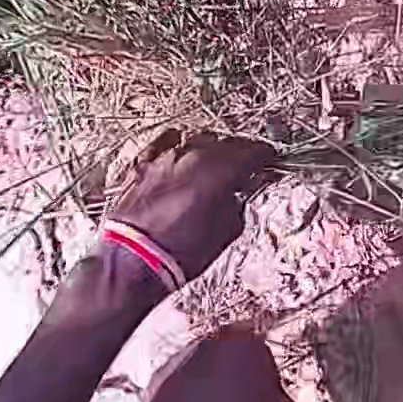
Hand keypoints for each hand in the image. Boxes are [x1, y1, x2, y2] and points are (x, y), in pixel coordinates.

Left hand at [107, 129, 275, 282]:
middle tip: (245, 164)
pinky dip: (176, 146)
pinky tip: (179, 152)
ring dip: (209, 150)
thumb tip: (238, 195)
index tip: (269, 159)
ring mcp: (166, 157)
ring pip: (196, 140)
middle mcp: (193, 157)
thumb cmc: (180, 253)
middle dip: (239, 153)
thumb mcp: (225, 233)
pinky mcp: (143, 164)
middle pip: (225, 143)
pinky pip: (164, 144)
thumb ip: (236, 205)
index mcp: (219, 172)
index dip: (263, 155)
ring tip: (214, 162)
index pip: (251, 153)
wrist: (133, 261)